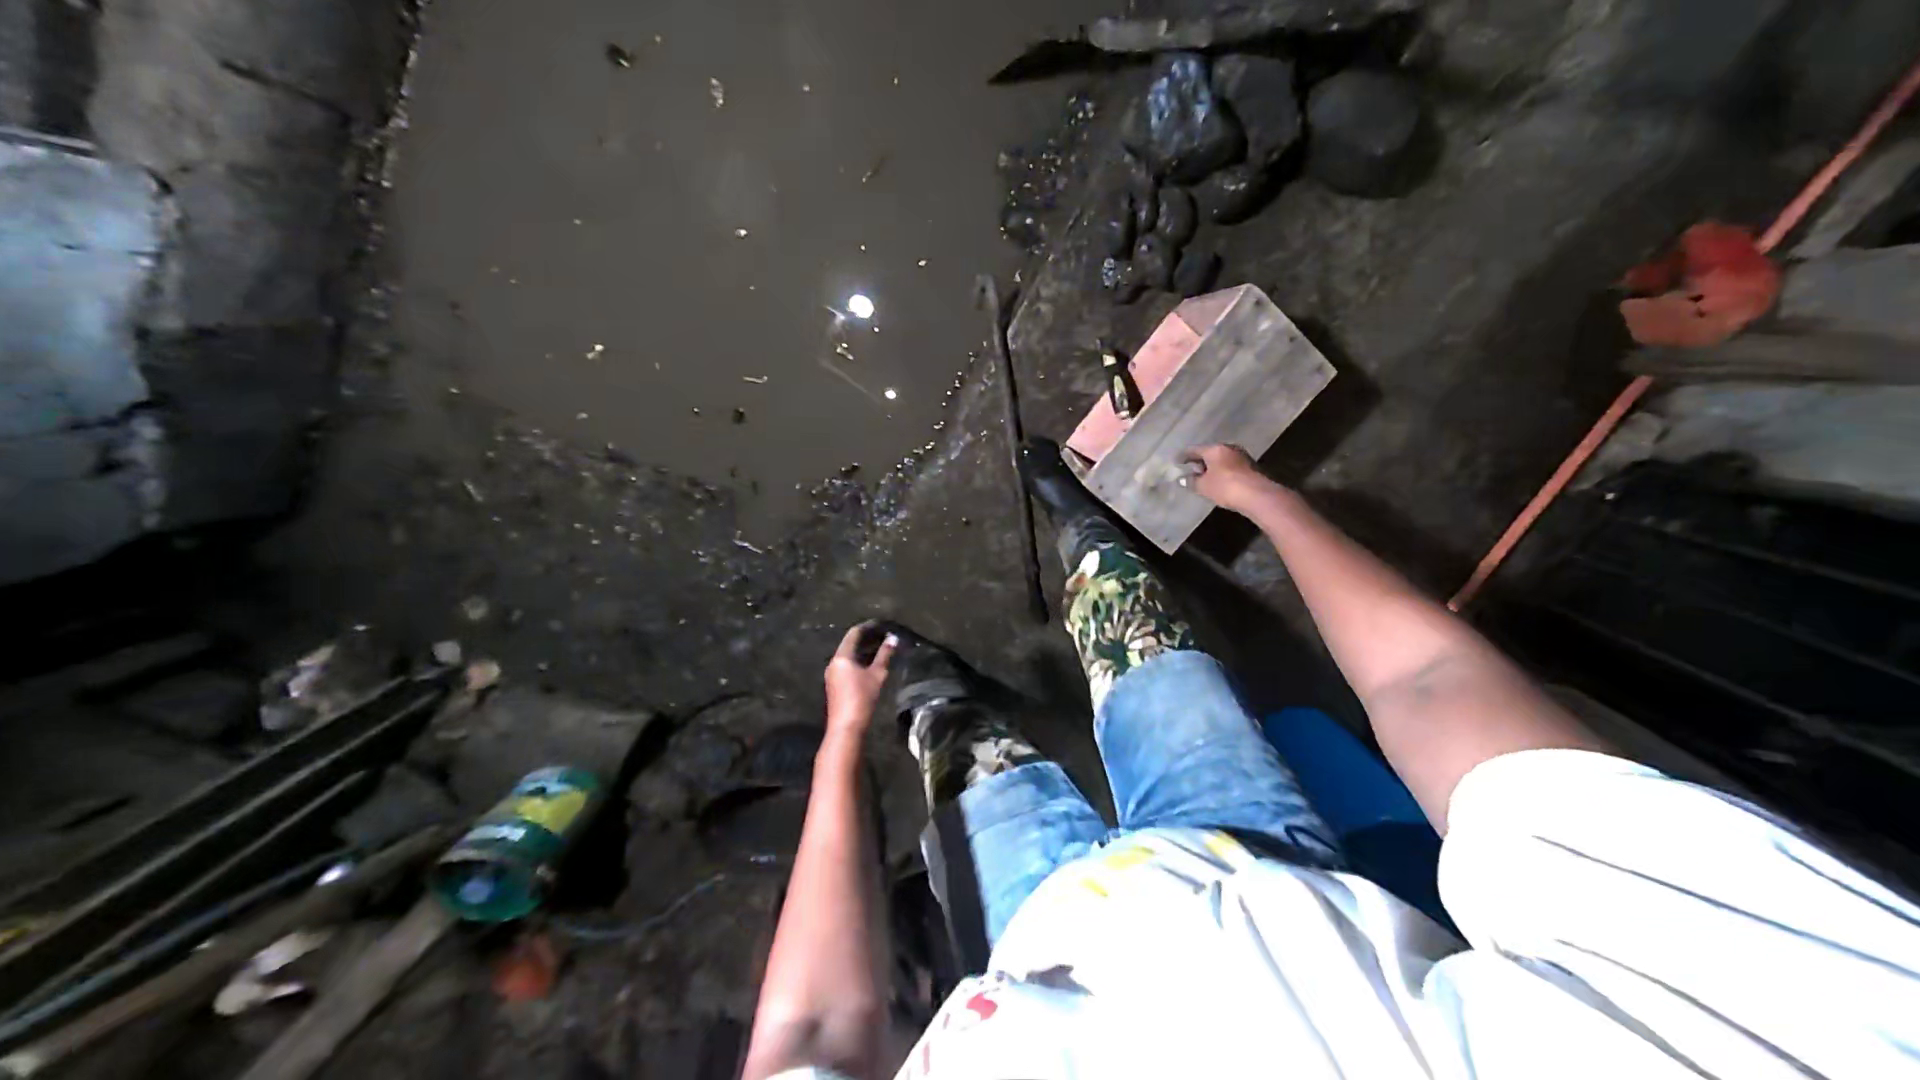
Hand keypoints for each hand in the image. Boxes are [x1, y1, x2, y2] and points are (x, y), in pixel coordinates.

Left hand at [823, 622, 898, 737]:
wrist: (846, 726)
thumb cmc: (862, 698)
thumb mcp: (877, 674)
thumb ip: (884, 654)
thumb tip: (893, 638)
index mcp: (842, 656)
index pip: (854, 633)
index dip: (868, 627)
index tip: (881, 625)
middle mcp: (834, 662)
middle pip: (850, 644)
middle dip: (867, 639)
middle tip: (884, 636)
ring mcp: (832, 674)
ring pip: (849, 655)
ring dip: (864, 650)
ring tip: (881, 648)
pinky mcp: (835, 684)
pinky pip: (847, 665)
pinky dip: (859, 661)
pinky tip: (871, 664)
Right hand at [1179, 444, 1278, 514]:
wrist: (1258, 495)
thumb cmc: (1226, 487)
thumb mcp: (1203, 486)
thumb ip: (1191, 481)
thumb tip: (1182, 479)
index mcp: (1215, 449)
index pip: (1194, 449)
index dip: (1184, 456)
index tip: (1176, 462)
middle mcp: (1229, 448)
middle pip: (1210, 453)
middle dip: (1200, 461)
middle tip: (1190, 471)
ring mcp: (1242, 456)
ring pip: (1221, 460)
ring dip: (1212, 467)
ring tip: (1204, 478)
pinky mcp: (1251, 467)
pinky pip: (1231, 467)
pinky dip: (1222, 472)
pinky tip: (1219, 482)